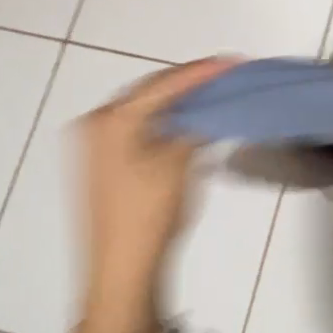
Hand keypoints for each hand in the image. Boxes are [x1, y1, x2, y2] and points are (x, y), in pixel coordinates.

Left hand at [74, 56, 236, 332]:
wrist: (121, 272)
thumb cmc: (148, 213)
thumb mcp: (179, 162)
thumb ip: (195, 125)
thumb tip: (212, 109)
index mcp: (110, 119)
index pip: (165, 84)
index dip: (203, 71)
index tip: (236, 60)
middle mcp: (96, 124)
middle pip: (152, 91)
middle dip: (191, 81)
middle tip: (228, 72)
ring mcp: (96, 144)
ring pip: (147, 108)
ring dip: (180, 99)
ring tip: (217, 89)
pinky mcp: (104, 162)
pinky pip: (141, 126)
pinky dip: (168, 119)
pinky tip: (194, 116)